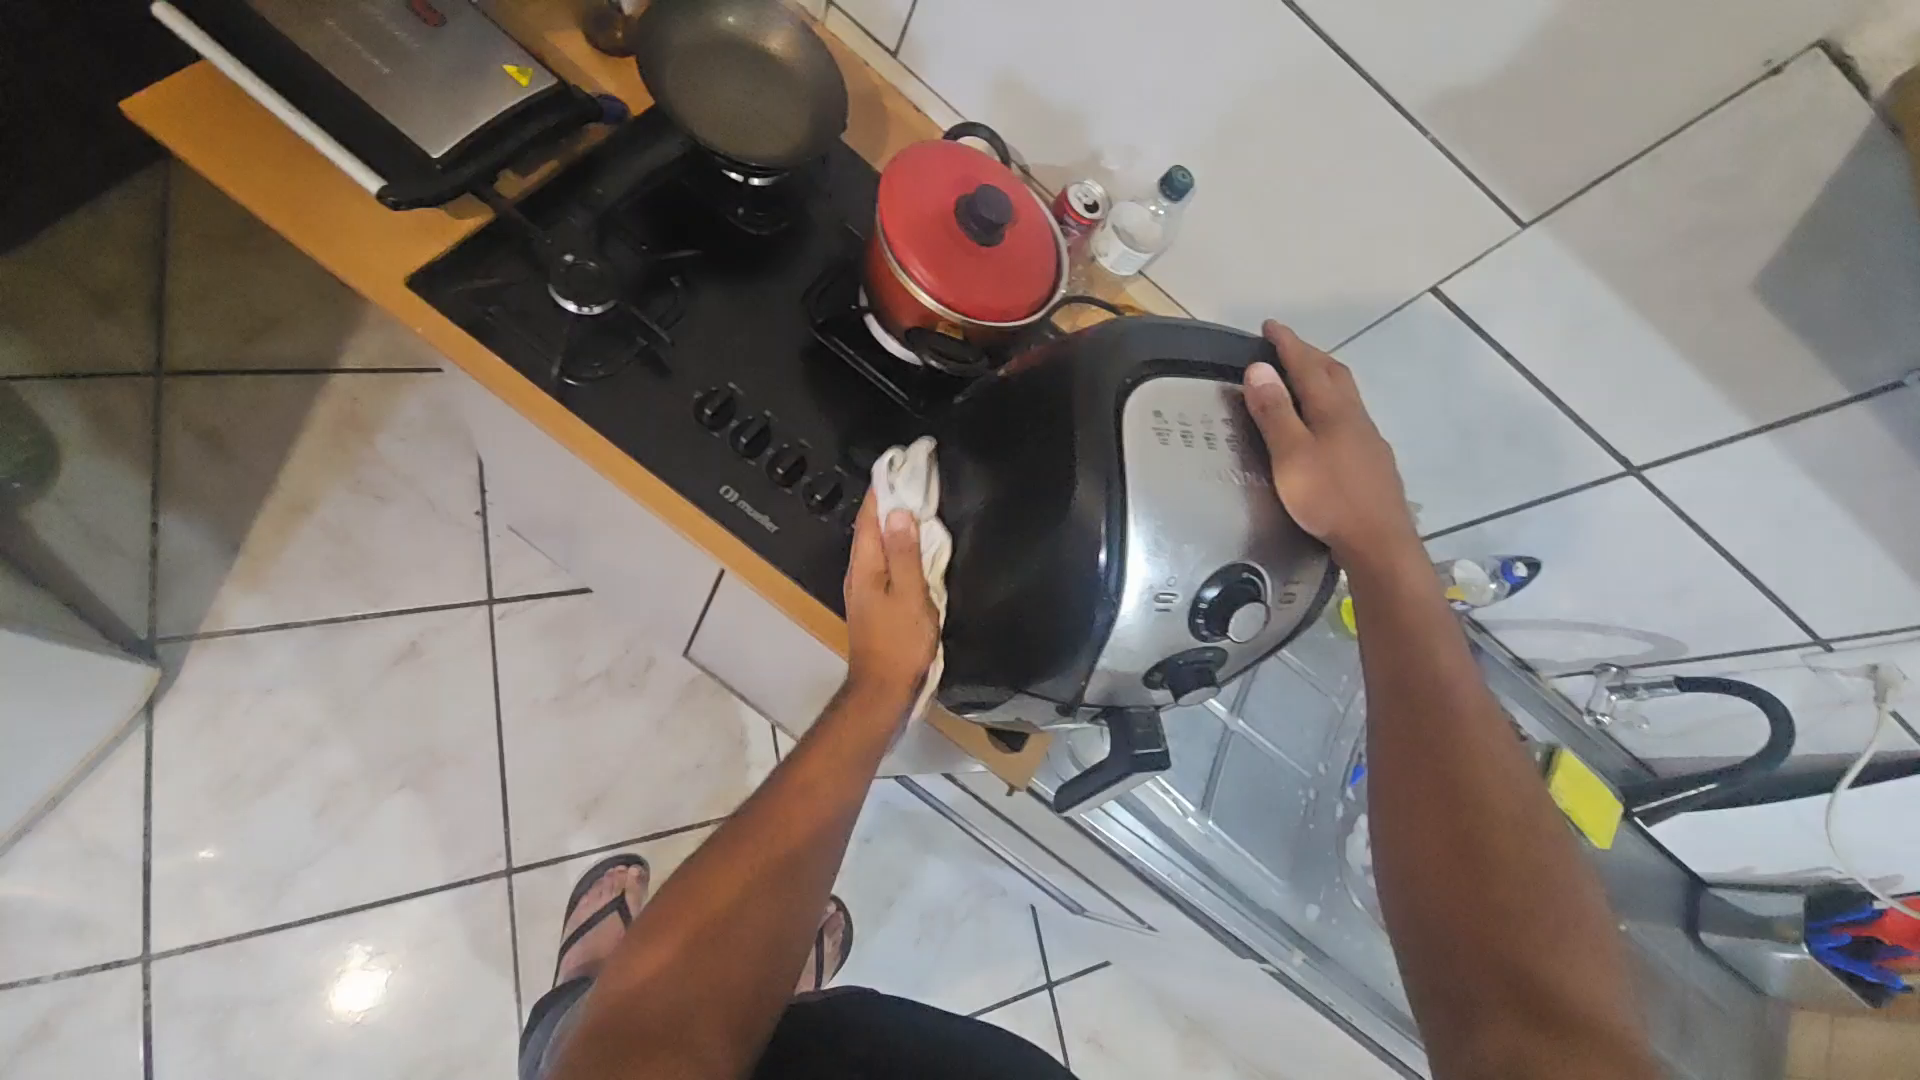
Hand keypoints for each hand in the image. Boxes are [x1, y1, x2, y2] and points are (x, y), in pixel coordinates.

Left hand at [842, 492, 938, 717]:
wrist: (884, 689)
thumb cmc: (900, 644)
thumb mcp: (910, 596)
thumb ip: (905, 554)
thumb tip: (899, 512)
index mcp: (865, 566)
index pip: (869, 516)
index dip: (882, 488)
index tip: (899, 463)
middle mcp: (859, 573)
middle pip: (871, 528)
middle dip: (889, 502)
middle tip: (914, 479)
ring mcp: (864, 589)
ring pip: (877, 545)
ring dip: (894, 524)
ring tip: (917, 505)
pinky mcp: (874, 603)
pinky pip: (884, 562)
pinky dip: (898, 546)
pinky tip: (914, 548)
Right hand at [1242, 321, 1418, 564]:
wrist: (1378, 541)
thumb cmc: (1328, 498)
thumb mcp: (1291, 455)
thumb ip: (1274, 412)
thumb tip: (1259, 368)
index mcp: (1333, 410)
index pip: (1307, 366)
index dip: (1288, 344)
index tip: (1270, 326)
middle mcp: (1354, 417)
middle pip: (1333, 374)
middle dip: (1309, 355)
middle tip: (1286, 347)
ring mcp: (1367, 439)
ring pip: (1344, 396)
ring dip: (1323, 379)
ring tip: (1302, 379)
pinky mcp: (1371, 461)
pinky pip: (1348, 418)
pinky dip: (1330, 406)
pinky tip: (1324, 425)